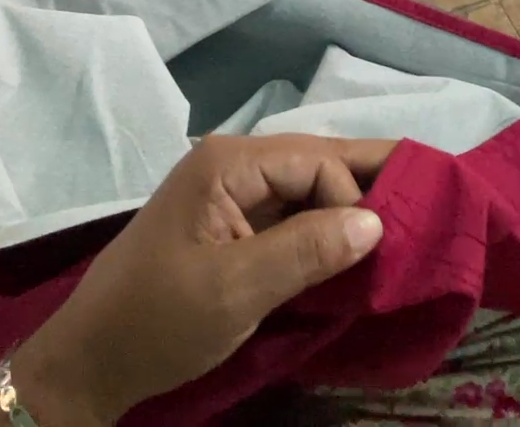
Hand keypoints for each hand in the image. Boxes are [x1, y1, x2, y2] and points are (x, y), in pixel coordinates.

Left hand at [0, 134, 394, 425]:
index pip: (314, 160)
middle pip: (314, 161)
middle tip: (427, 188)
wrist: (92, 358)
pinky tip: (354, 238)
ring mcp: (230, 191)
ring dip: (347, 203)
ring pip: (305, 185)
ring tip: (402, 213)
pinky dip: (323, 225)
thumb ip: (306, 250)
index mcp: (228, 163)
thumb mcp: (235, 290)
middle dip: (365, 177)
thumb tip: (375, 220)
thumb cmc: (158, 320)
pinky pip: (289, 211)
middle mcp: (232, 163)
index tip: (369, 249)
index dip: (351, 196)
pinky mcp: (230, 221)